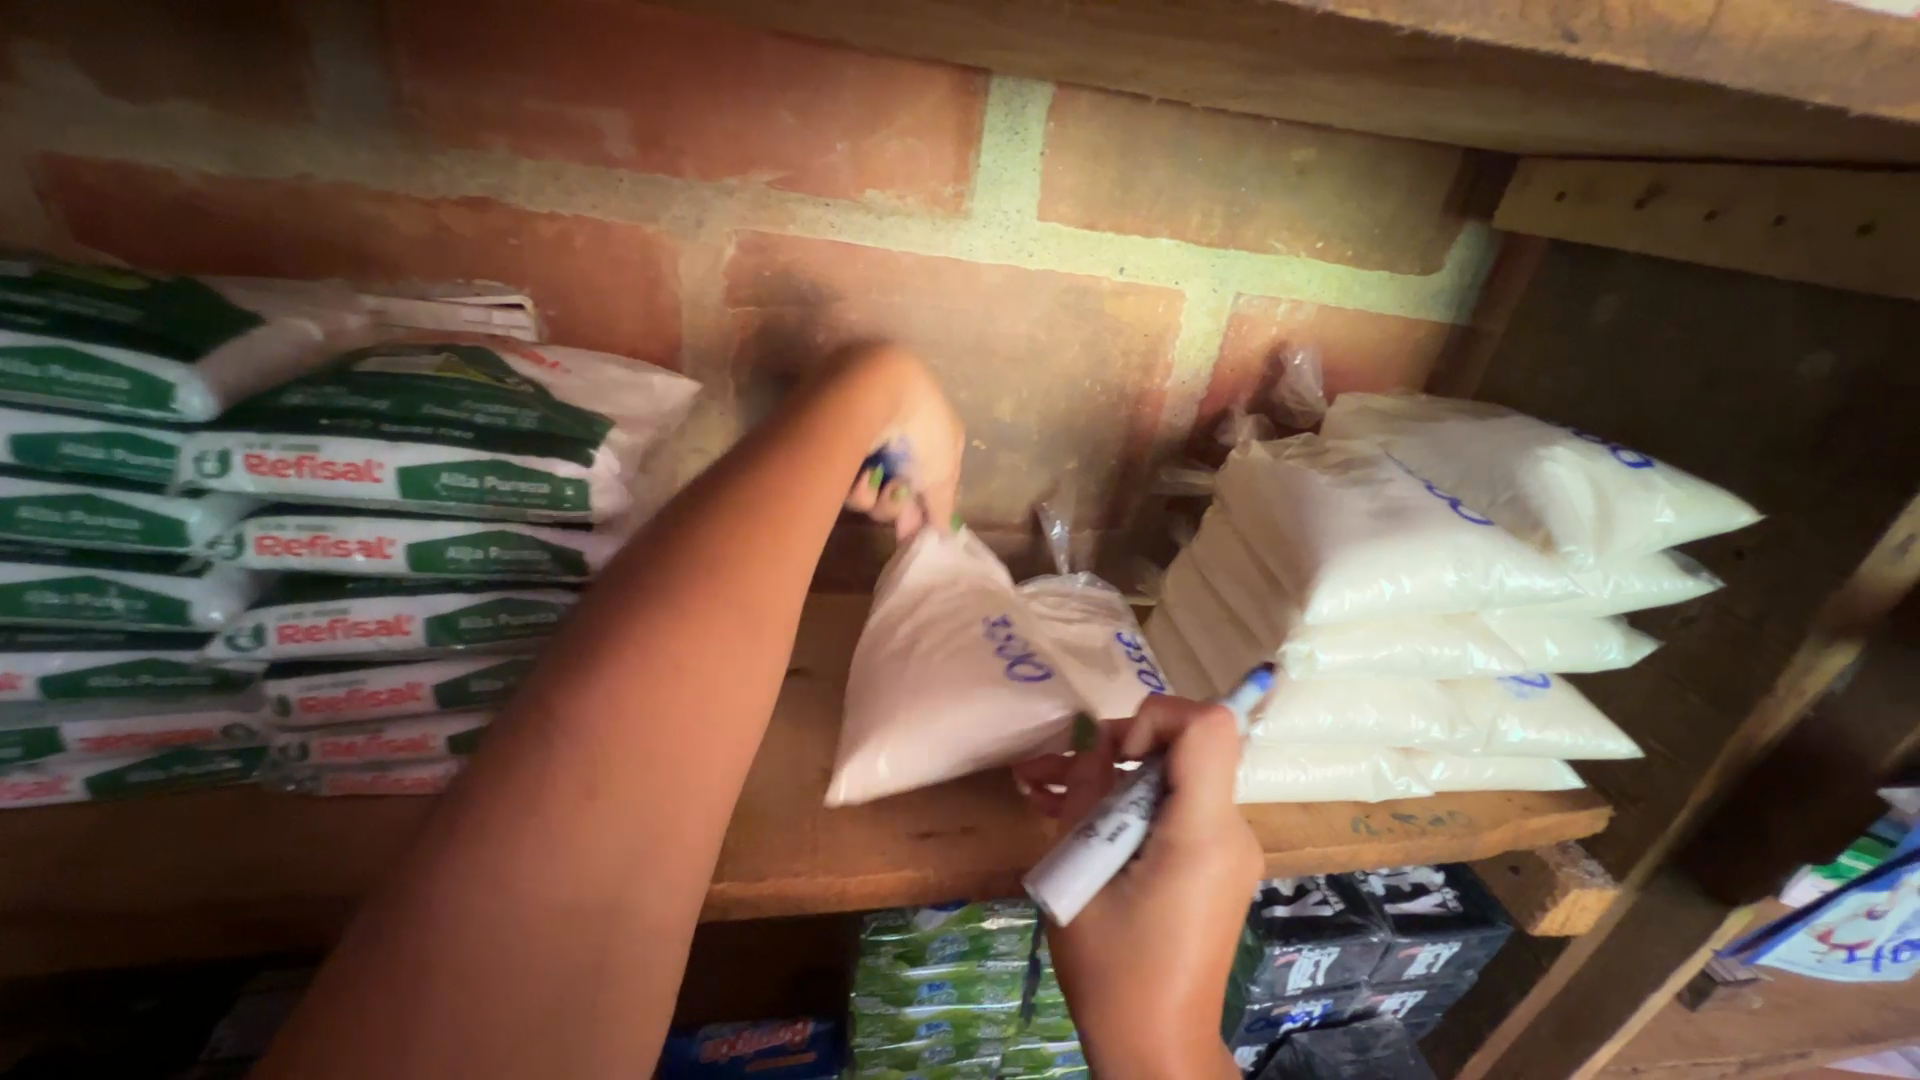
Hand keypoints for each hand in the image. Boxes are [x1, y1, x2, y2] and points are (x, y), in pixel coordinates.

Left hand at [833, 344, 964, 537]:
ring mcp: (870, 446)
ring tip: (878, 480)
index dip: (923, 512)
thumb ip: (944, 505)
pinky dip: (856, 484)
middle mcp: (902, 444)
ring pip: (871, 496)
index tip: (915, 534)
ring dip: (877, 497)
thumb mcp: (943, 472)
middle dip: (897, 503)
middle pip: (897, 495)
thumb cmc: (921, 430)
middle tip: (894, 497)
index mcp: (935, 442)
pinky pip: (847, 484)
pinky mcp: (840, 450)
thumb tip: (945, 531)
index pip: (930, 486)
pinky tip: (860, 473)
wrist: (872, 389)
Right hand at [1013, 697, 1258, 1079]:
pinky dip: (1127, 804)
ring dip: (1111, 775)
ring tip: (1042, 785)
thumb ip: (1089, 797)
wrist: (1156, 1046)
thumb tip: (1098, 745)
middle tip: (1054, 772)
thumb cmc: (1113, 971)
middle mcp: (1228, 830)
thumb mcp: (1079, 873)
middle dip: (1117, 746)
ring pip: (1173, 775)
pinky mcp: (1211, 862)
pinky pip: (1173, 808)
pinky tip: (1069, 812)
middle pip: (1186, 746)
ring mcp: (1224, 847)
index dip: (1156, 718)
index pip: (1209, 726)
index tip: (1116, 757)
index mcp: (1203, 832)